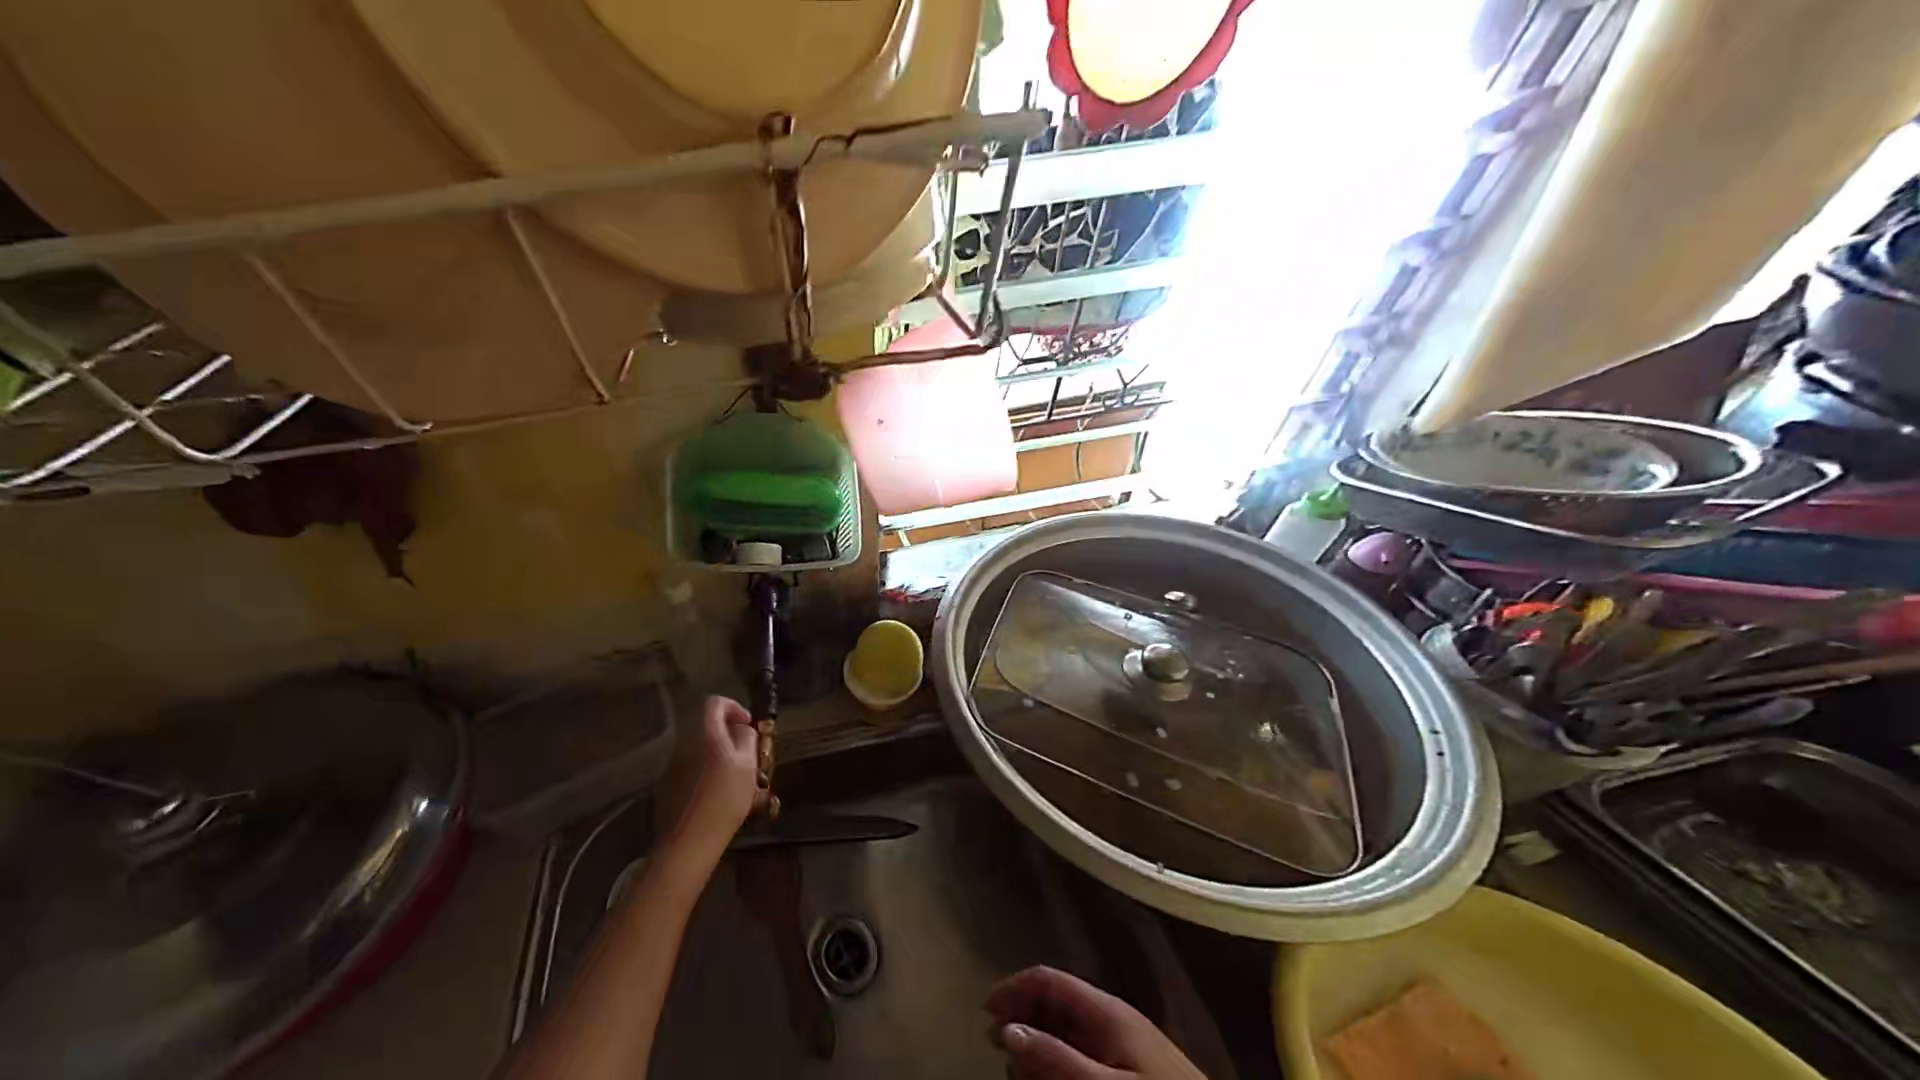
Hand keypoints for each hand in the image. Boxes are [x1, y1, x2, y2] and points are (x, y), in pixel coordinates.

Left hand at [660, 695, 764, 856]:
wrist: (690, 839)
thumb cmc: (725, 799)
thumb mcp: (748, 766)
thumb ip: (747, 739)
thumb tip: (742, 729)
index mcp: (704, 734)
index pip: (714, 703)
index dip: (733, 707)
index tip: (747, 724)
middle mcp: (684, 742)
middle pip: (705, 724)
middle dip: (727, 732)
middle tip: (745, 751)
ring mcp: (673, 763)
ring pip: (699, 745)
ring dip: (718, 750)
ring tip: (735, 773)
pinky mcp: (668, 781)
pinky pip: (690, 763)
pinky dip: (705, 767)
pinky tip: (717, 790)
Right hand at [986, 967, 1207, 1079]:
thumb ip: (1055, 1058)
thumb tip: (1008, 1030)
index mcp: (1105, 1011)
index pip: (1049, 980)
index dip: (1013, 988)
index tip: (984, 1013)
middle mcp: (1112, 1017)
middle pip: (1055, 1002)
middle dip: (1022, 1018)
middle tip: (995, 1048)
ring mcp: (1123, 1042)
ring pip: (1068, 1029)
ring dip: (1038, 1042)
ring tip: (1017, 1070)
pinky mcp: (1131, 1068)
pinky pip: (1084, 1051)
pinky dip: (1059, 1060)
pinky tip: (1052, 1078)